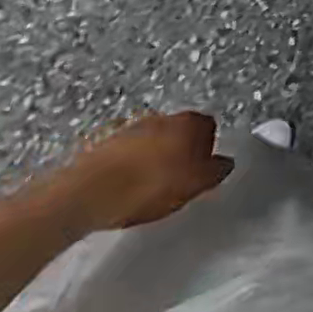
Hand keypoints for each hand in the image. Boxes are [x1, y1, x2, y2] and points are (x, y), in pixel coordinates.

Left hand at [46, 111, 234, 230]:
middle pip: (180, 131)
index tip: (201, 170)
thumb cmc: (150, 186)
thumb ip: (216, 171)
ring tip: (148, 186)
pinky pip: (126, 152)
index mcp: (189, 122)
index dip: (207, 148)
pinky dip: (129, 165)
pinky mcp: (103, 143)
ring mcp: (131, 127)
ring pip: (152, 140)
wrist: (87, 194)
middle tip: (177, 179)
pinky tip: (125, 187)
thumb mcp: (195, 185)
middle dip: (180, 150)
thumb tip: (224, 163)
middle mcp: (162, 117)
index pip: (209, 127)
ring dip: (153, 157)